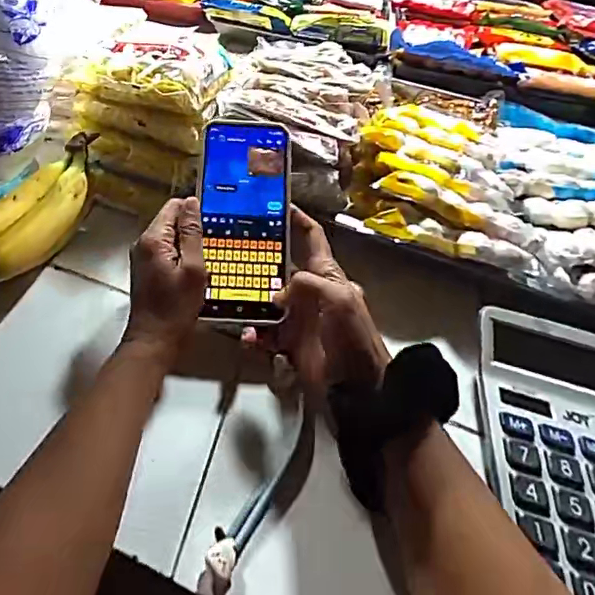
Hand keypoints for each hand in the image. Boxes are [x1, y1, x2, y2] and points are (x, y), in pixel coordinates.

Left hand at [123, 197, 206, 362]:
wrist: (153, 340)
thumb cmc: (176, 308)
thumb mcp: (193, 269)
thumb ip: (192, 233)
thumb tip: (192, 203)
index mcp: (153, 239)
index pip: (174, 206)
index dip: (194, 211)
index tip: (210, 226)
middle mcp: (142, 242)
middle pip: (170, 220)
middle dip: (190, 229)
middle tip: (209, 249)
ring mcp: (141, 256)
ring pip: (168, 235)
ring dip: (186, 244)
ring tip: (202, 262)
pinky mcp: (144, 268)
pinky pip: (164, 250)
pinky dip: (179, 255)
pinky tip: (190, 272)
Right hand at [243, 208, 388, 395]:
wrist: (360, 390)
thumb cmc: (355, 339)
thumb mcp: (339, 300)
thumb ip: (309, 284)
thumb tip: (277, 291)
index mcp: (327, 275)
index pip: (312, 238)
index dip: (297, 219)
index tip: (276, 204)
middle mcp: (310, 291)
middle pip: (281, 268)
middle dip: (260, 260)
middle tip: (234, 252)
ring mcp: (298, 317)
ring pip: (267, 301)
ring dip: (251, 301)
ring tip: (235, 301)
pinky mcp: (289, 343)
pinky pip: (264, 334)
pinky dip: (254, 335)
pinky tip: (248, 337)